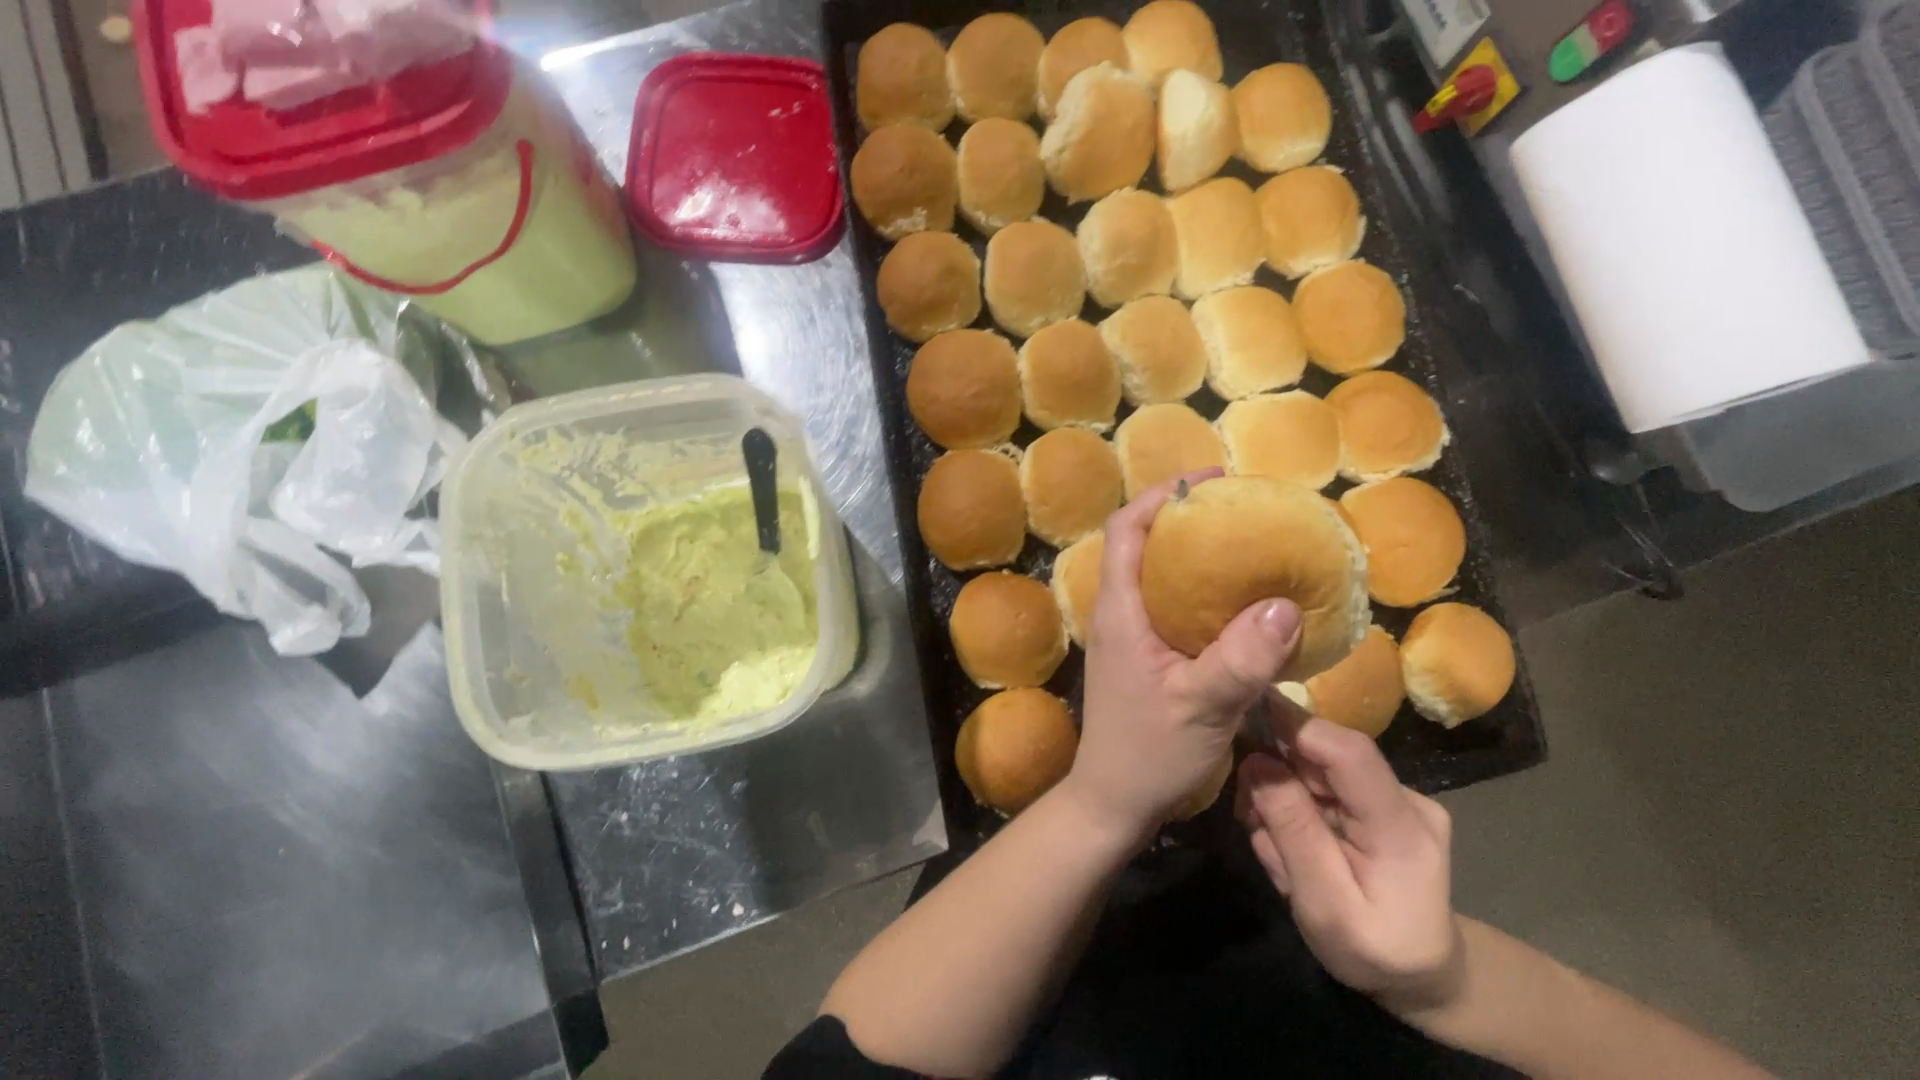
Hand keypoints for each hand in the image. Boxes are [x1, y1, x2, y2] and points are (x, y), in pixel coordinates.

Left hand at [1059, 469, 1304, 841]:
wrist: (1115, 803)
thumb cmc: (1149, 753)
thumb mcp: (1202, 707)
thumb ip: (1242, 659)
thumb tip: (1285, 604)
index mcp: (1120, 612)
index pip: (1126, 530)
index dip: (1162, 496)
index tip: (1210, 481)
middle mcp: (1120, 614)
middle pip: (1144, 545)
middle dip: (1187, 519)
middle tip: (1243, 510)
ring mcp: (1131, 637)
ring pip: (1161, 576)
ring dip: (1198, 556)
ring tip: (1251, 547)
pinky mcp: (1146, 658)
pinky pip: (1174, 608)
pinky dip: (1205, 594)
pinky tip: (1245, 606)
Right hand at [1238, 718, 1463, 1013]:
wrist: (1424, 978)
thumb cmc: (1373, 952)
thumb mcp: (1323, 905)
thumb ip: (1292, 831)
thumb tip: (1257, 761)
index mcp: (1401, 828)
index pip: (1351, 753)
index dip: (1298, 725)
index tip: (1245, 709)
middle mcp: (1408, 801)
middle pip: (1330, 758)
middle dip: (1278, 770)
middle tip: (1244, 810)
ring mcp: (1400, 802)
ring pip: (1323, 773)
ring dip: (1284, 793)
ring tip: (1271, 842)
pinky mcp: (1384, 808)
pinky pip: (1329, 790)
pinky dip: (1299, 805)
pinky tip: (1291, 841)